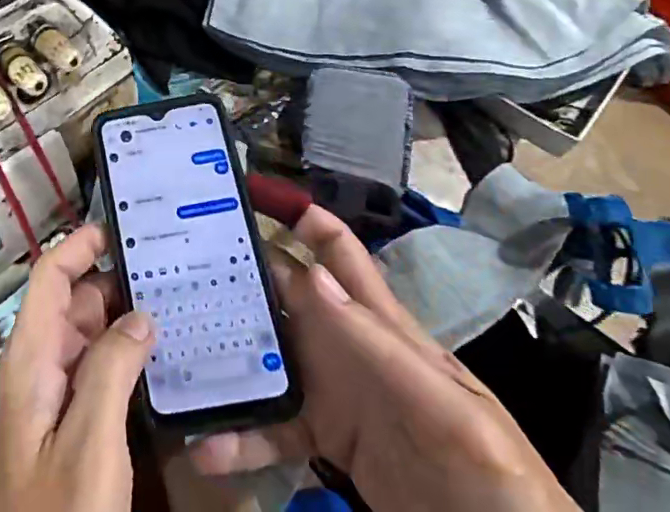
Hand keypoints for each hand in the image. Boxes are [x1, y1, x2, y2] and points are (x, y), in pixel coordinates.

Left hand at [0, 224, 156, 511]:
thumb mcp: (89, 442)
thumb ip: (110, 370)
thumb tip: (138, 315)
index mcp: (29, 359)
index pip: (48, 280)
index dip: (78, 247)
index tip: (119, 227)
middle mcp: (39, 366)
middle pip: (73, 303)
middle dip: (114, 280)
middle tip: (167, 266)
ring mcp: (55, 395)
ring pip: (89, 336)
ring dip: (124, 317)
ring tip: (175, 300)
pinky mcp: (73, 422)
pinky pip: (99, 370)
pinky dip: (127, 353)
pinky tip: (164, 354)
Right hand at [188, 205, 578, 511]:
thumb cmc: (493, 476)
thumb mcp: (444, 408)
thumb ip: (378, 345)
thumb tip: (310, 275)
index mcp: (378, 323)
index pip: (335, 251)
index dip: (296, 215)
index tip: (243, 193)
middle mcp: (346, 344)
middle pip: (283, 295)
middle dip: (236, 277)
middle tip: (178, 272)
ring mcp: (333, 392)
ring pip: (266, 357)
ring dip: (224, 355)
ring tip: (176, 359)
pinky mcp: (326, 440)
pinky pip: (272, 429)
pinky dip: (239, 436)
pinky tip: (205, 448)